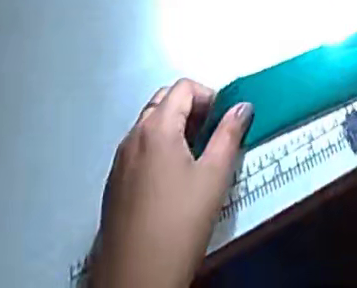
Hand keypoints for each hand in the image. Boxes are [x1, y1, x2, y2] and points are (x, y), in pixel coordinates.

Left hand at [91, 79, 250, 287]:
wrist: (134, 283)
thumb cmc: (179, 224)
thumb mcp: (214, 176)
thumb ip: (229, 133)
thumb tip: (242, 106)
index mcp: (156, 128)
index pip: (183, 87)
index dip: (209, 96)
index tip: (224, 121)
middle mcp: (132, 138)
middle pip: (163, 101)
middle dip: (191, 108)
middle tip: (213, 134)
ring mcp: (119, 162)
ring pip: (149, 125)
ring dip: (175, 127)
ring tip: (197, 158)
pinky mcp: (114, 185)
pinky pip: (139, 148)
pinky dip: (159, 148)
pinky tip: (175, 181)